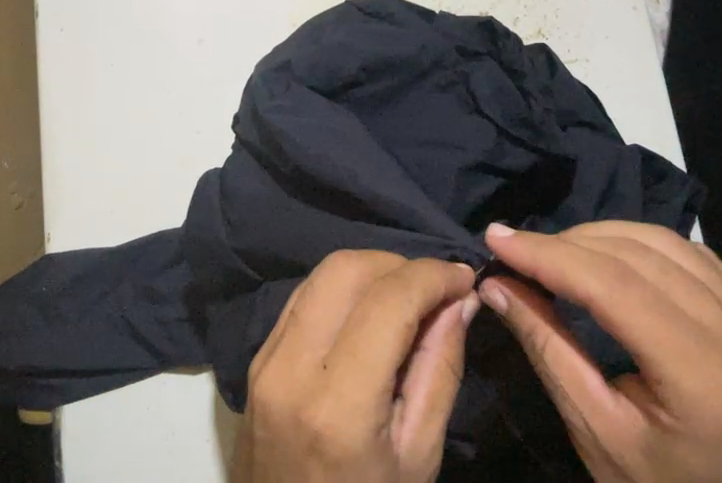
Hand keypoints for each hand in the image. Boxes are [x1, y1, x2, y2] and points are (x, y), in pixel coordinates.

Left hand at [234, 250, 479, 482]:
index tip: (465, 277)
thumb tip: (459, 301)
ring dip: (370, 271)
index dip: (433, 276)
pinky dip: (341, 289)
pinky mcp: (256, 358)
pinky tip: (370, 312)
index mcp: (338, 406)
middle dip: (399, 264)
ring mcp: (266, 359)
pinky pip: (303, 297)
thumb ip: (439, 371)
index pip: (388, 301)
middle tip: (436, 289)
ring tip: (408, 297)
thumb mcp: (418, 457)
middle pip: (345, 269)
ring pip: (319, 275)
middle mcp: (291, 368)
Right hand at [479, 222, 721, 482]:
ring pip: (669, 244)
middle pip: (640, 255)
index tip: (495, 237)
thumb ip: (549, 351)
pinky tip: (611, 256)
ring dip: (603, 236)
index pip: (613, 285)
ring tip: (554, 251)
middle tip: (513, 247)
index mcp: (705, 377)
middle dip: (567, 242)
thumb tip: (496, 285)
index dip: (548, 254)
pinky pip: (696, 259)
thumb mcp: (599, 436)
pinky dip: (644, 246)